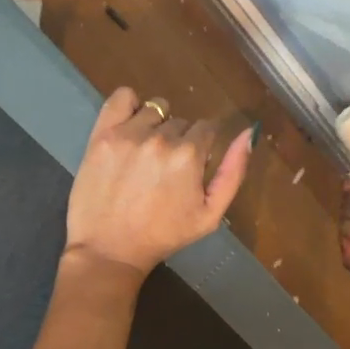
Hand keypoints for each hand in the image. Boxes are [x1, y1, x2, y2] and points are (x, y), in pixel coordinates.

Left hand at [64, 88, 254, 275]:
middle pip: (179, 122)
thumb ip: (233, 173)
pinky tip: (129, 128)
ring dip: (154, 126)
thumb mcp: (209, 215)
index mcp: (189, 154)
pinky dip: (129, 106)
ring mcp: (128, 134)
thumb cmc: (162, 237)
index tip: (186, 170)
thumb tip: (248, 133)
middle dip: (177, 141)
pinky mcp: (102, 135)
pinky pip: (122, 97)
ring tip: (143, 155)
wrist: (109, 250)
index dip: (200, 149)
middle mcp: (160, 138)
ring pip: (154, 111)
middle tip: (162, 172)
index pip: (206, 129)